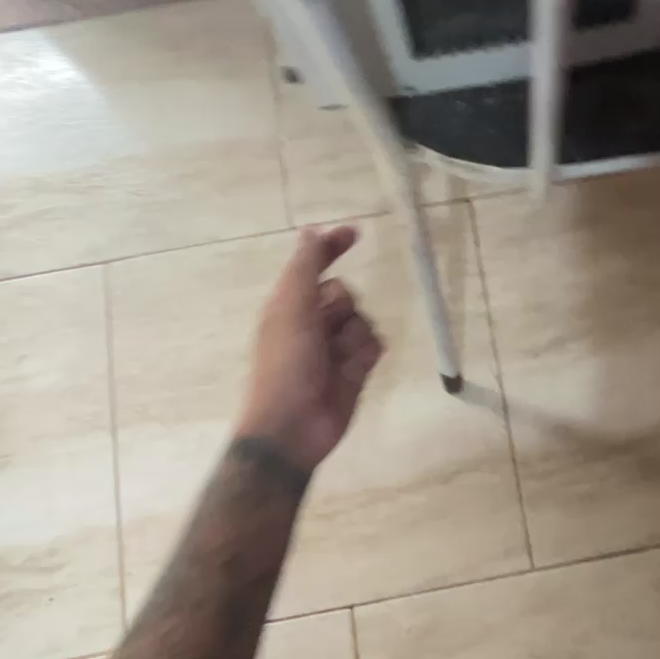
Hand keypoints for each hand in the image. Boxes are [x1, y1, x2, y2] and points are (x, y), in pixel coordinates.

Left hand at [236, 226, 385, 471]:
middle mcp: (312, 322)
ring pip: (363, 319)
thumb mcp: (291, 310)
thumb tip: (310, 231)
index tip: (355, 232)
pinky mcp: (355, 368)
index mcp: (289, 305)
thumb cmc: (285, 365)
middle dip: (343, 307)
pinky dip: (367, 353)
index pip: (314, 266)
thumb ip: (304, 268)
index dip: (332, 247)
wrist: (294, 426)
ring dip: (355, 336)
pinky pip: (374, 344)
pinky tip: (355, 369)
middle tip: (325, 330)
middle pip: (346, 293)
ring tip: (338, 360)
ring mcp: (334, 346)